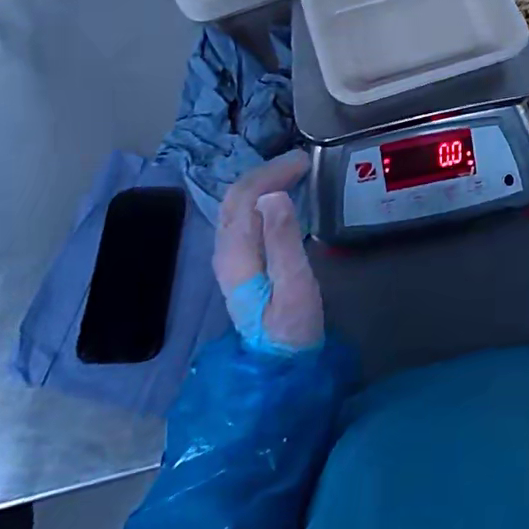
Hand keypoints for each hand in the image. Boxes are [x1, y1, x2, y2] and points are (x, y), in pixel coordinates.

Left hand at [213, 150, 324, 353]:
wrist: (276, 368)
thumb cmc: (291, 328)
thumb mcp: (294, 285)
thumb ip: (283, 240)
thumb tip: (274, 195)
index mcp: (235, 253)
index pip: (245, 196)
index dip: (272, 172)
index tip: (304, 161)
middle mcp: (224, 251)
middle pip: (236, 197)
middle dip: (268, 171)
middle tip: (303, 162)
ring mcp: (229, 258)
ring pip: (238, 206)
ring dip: (263, 182)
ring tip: (295, 173)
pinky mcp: (240, 264)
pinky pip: (244, 217)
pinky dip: (262, 198)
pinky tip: (280, 197)